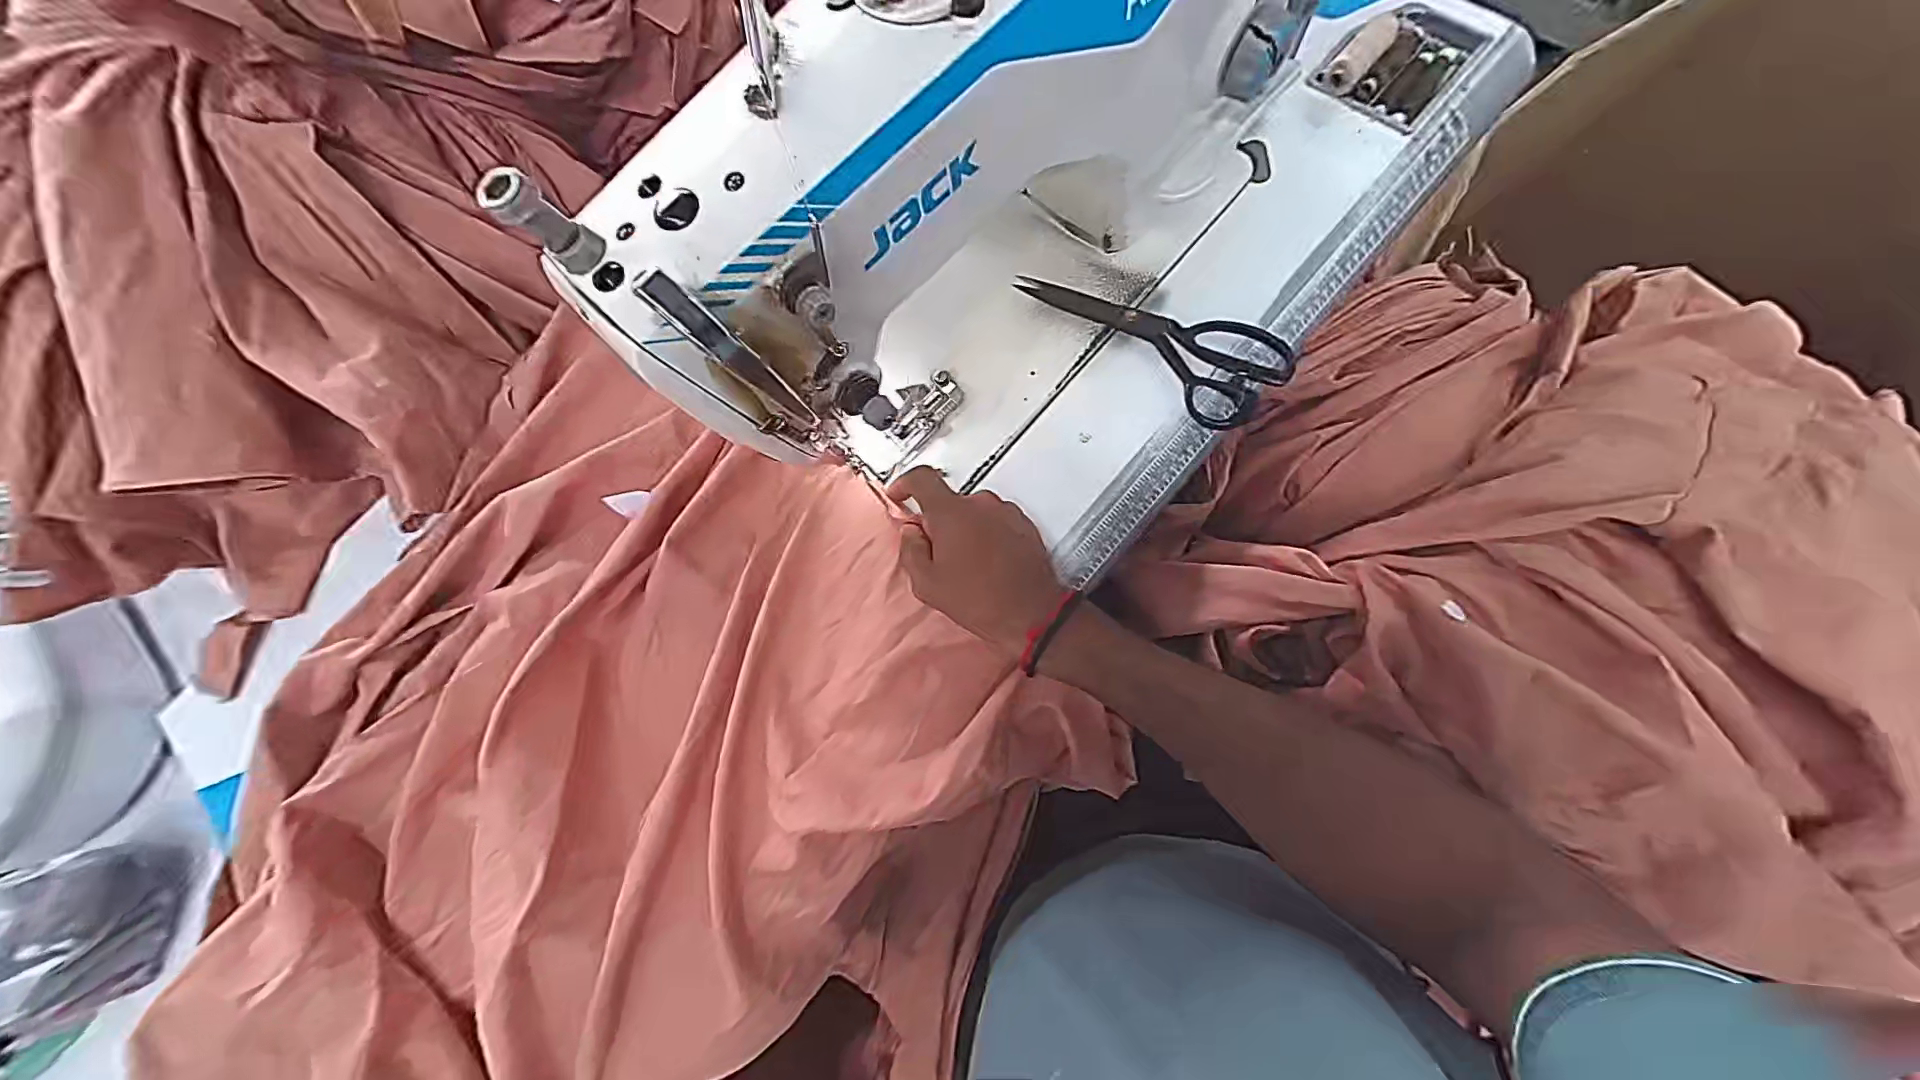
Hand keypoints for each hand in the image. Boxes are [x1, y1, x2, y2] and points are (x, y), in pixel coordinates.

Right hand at [887, 466, 1064, 652]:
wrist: (1031, 614)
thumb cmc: (981, 600)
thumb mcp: (928, 584)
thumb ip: (911, 550)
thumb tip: (912, 533)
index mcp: (951, 513)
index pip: (921, 478)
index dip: (905, 483)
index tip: (899, 493)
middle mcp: (981, 504)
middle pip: (950, 501)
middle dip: (940, 522)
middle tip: (940, 554)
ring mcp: (1006, 511)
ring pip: (974, 512)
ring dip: (967, 530)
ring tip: (969, 565)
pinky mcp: (1024, 523)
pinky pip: (996, 521)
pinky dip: (988, 535)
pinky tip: (989, 564)